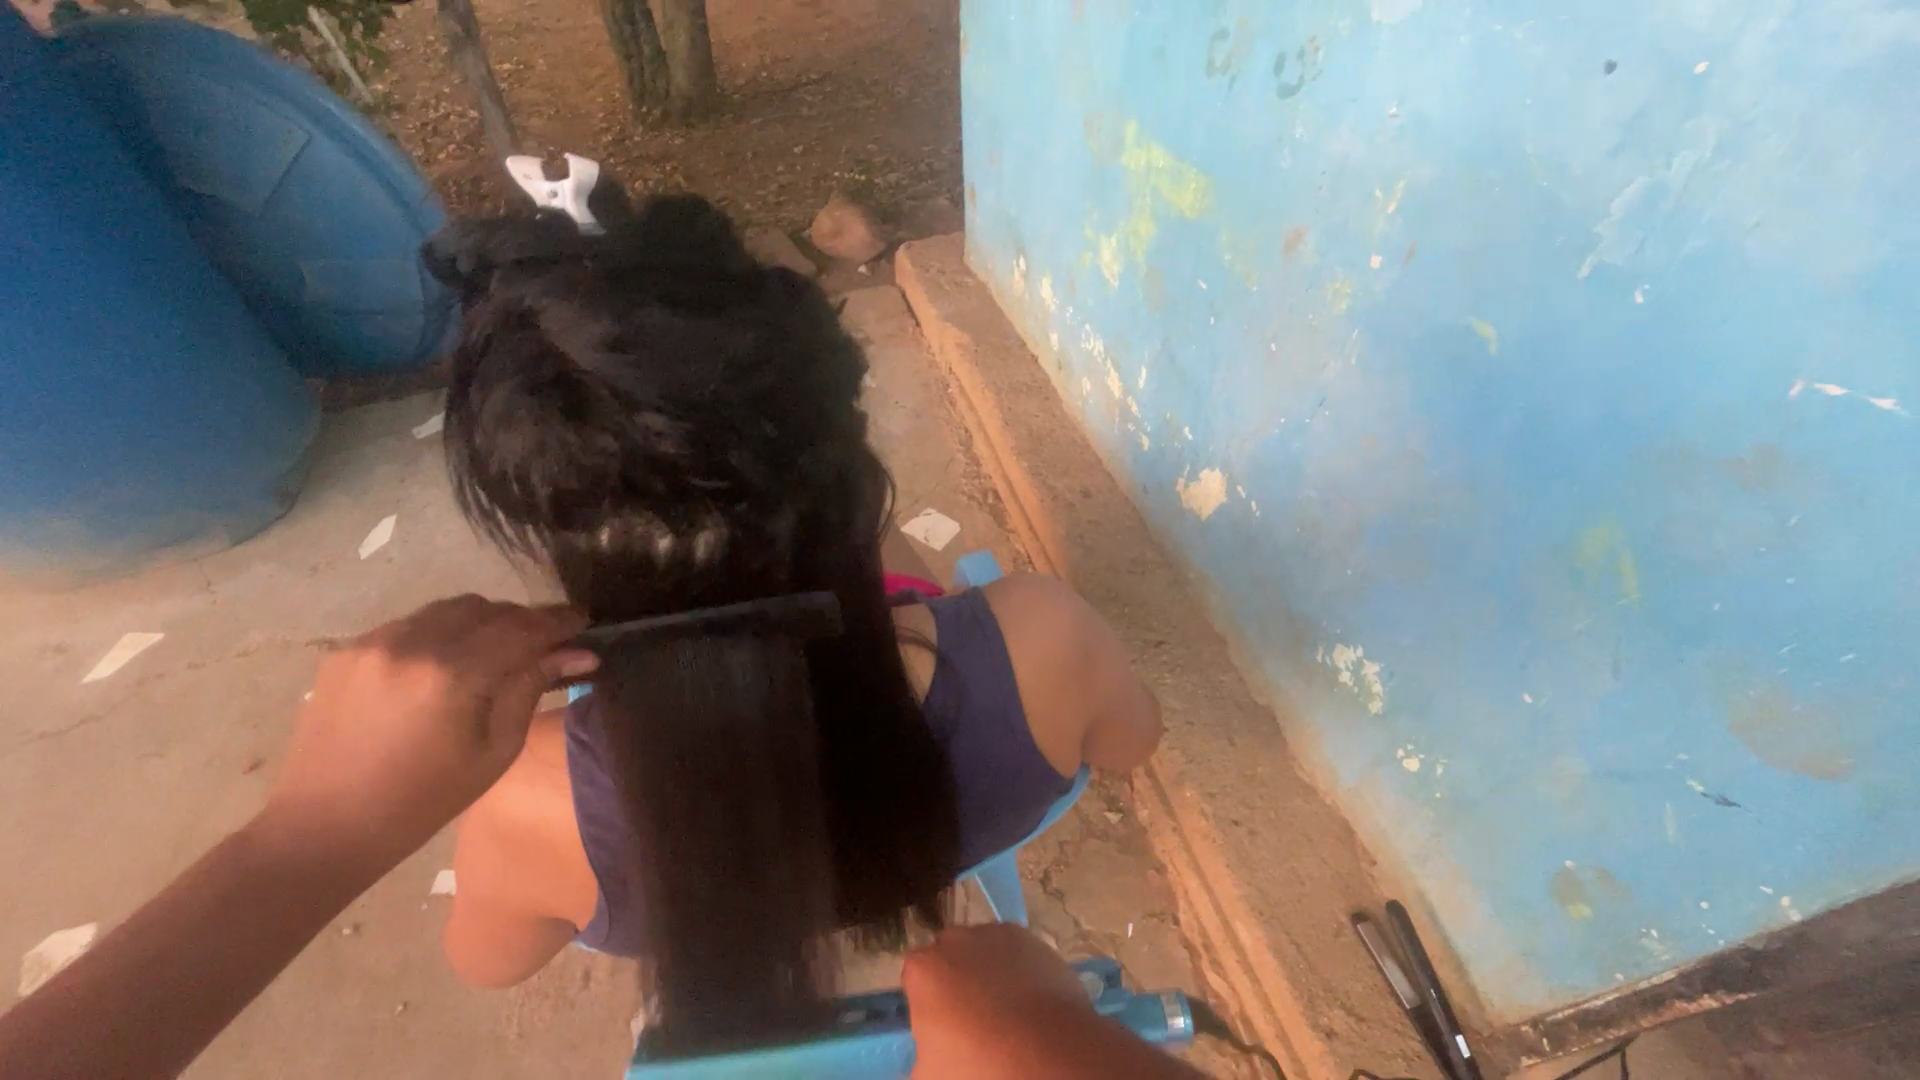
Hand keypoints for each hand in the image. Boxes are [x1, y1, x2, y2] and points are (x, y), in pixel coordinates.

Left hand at [261, 596, 593, 868]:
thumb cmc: (426, 798)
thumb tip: (580, 653)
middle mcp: (414, 643)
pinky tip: (448, 664)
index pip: (523, 628)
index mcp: (454, 674)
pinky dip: (444, 632)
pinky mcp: (348, 649)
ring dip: (484, 621)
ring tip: (496, 651)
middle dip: (522, 620)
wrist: (324, 825)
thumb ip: (533, 687)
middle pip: (489, 608)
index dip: (560, 621)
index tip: (585, 620)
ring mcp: (375, 642)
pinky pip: (414, 623)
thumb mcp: (497, 748)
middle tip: (545, 643)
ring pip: (450, 609)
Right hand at [904, 924, 1091, 1079]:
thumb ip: (921, 1054)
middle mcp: (956, 940)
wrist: (1050, 1057)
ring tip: (1006, 1011)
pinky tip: (1029, 1001)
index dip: (927, 1002)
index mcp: (923, 970)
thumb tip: (930, 1052)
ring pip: (983, 950)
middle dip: (956, 980)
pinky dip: (1019, 969)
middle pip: (949, 957)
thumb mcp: (928, 1076)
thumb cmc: (979, 1068)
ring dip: (987, 971)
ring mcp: (997, 934)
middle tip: (973, 1020)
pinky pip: (1016, 952)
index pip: (915, 978)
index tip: (940, 1029)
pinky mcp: (1033, 940)